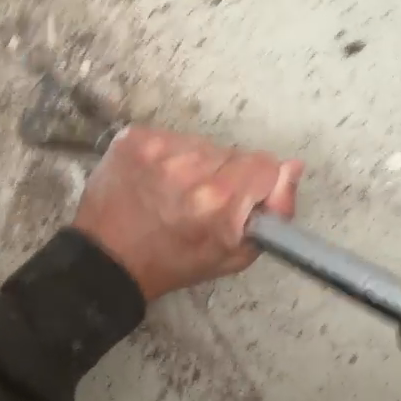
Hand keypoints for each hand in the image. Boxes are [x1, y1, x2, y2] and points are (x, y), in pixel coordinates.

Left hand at [70, 125, 302, 300]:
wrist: (107, 257)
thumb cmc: (170, 262)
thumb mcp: (232, 255)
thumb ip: (273, 215)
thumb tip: (293, 169)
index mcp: (218, 200)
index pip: (266, 165)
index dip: (261, 183)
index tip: (245, 198)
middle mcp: (189, 168)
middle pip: (231, 154)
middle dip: (226, 175)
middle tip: (202, 201)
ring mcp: (158, 149)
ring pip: (200, 144)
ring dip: (196, 164)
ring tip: (174, 191)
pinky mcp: (135, 138)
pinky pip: (170, 138)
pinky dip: (168, 156)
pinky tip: (155, 180)